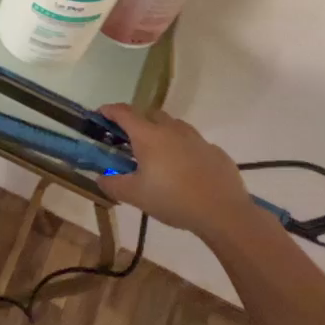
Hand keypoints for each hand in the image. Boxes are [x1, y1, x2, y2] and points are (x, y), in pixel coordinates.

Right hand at [97, 105, 260, 239]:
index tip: (100, 115)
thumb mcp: (134, 196)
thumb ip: (112, 184)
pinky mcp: (216, 152)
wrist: (224, 214)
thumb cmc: (173, 200)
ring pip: (175, 126)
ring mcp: (197, 140)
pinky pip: (194, 144)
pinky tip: (185, 170)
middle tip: (129, 140)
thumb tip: (101, 178)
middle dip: (137, 121)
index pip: (124, 113)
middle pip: (150, 114)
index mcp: (149, 136)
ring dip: (162, 133)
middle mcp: (173, 130)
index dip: (109, 110)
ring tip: (158, 155)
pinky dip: (184, 149)